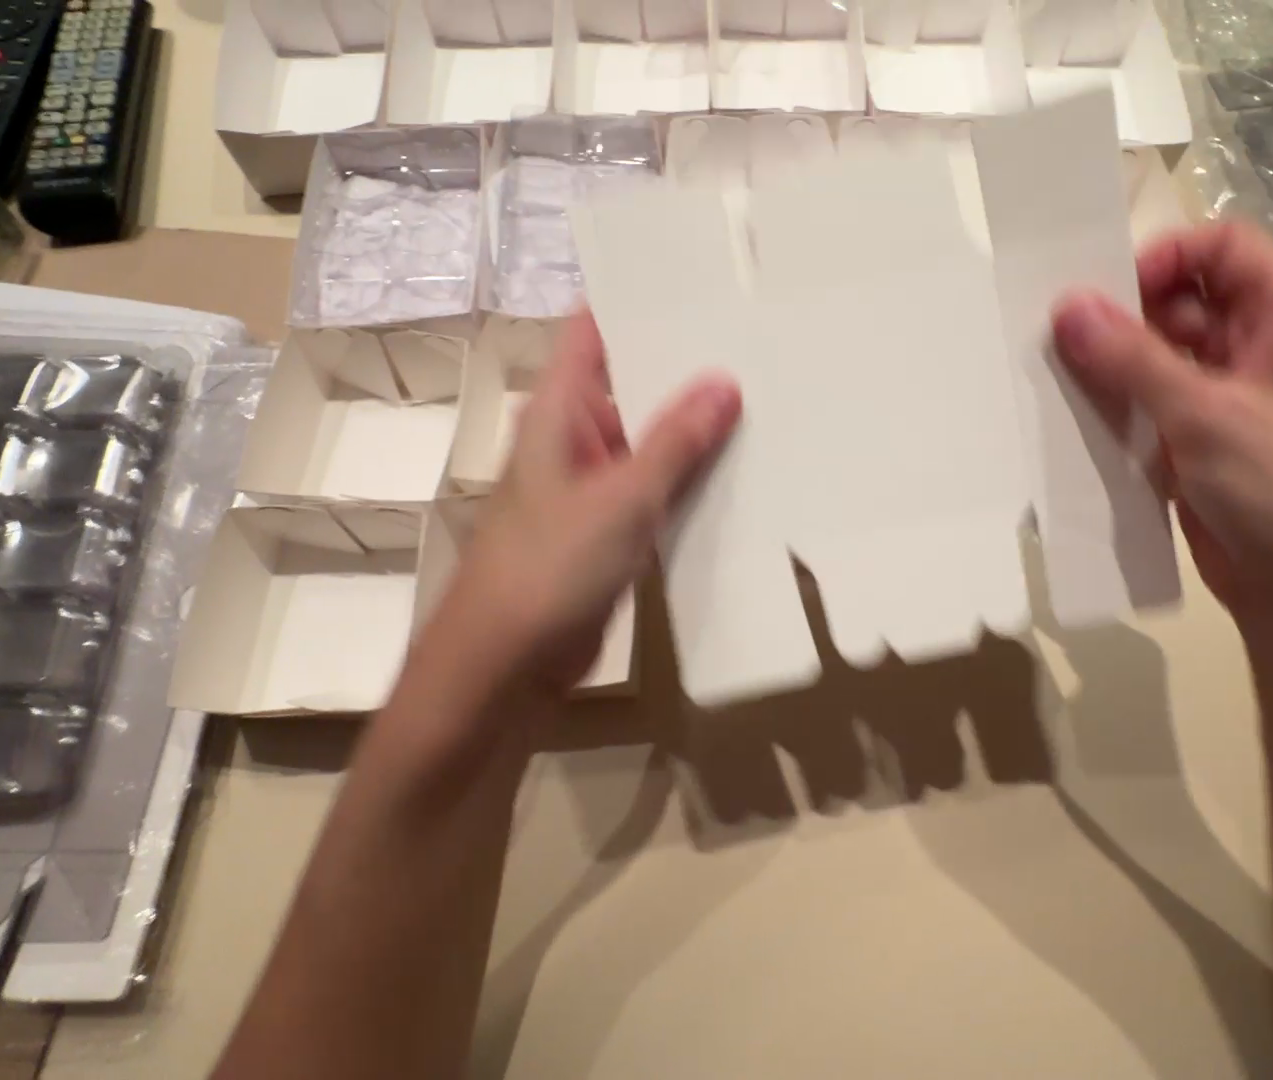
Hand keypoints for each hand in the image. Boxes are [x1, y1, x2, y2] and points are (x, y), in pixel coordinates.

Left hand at [440, 311, 739, 694]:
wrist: (505, 665)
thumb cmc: (549, 569)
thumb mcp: (620, 498)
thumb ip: (674, 441)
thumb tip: (725, 380)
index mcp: (560, 410)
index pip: (595, 330)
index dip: (638, 298)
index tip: (702, 278)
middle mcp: (576, 437)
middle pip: (633, 382)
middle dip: (687, 365)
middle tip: (760, 338)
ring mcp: (595, 486)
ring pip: (651, 440)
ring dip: (696, 427)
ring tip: (767, 394)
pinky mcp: (612, 530)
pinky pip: (658, 490)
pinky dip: (692, 479)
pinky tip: (744, 470)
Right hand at [1051, 222, 1272, 625]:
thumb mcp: (1208, 413)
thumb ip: (1132, 358)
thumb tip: (1066, 304)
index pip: (1222, 247)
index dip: (1164, 257)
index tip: (1104, 294)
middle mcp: (1259, 347)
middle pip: (1183, 300)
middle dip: (1124, 314)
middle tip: (1063, 339)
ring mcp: (1226, 400)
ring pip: (1158, 357)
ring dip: (1112, 365)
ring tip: (1056, 378)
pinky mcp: (1197, 445)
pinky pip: (1148, 408)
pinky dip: (1114, 408)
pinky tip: (1073, 419)